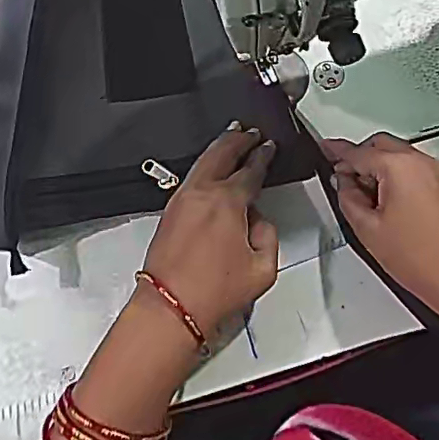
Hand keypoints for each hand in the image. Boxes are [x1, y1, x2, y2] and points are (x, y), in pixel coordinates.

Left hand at [140, 124, 279, 338]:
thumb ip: (268, 235)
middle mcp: (201, 193)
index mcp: (227, 202)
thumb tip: (259, 220)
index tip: (269, 148)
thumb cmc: (211, 292)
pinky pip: (191, 176)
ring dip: (219, 148)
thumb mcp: (263, 269)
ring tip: (231, 139)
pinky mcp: (170, 210)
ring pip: (203, 161)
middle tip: (251, 133)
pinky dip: (205, 164)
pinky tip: (210, 168)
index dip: (263, 156)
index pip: (250, 170)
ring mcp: (181, 199)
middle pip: (222, 153)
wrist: (171, 306)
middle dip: (239, 140)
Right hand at [321, 133, 438, 317]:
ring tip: (364, 199)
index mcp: (400, 168)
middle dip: (358, 158)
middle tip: (341, 177)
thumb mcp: (367, 229)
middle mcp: (421, 164)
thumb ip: (347, 198)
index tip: (325, 149)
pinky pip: (411, 170)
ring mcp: (436, 175)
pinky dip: (394, 178)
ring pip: (396, 156)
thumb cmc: (427, 261)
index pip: (358, 152)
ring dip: (377, 168)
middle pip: (379, 146)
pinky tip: (384, 205)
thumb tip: (344, 185)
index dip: (336, 151)